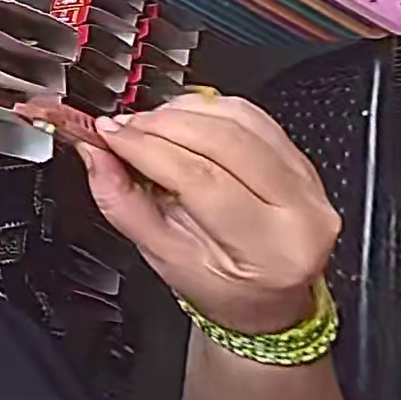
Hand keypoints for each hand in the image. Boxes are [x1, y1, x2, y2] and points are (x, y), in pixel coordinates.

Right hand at [79, 94, 339, 334]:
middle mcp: (301, 211)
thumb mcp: (160, 255)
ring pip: (233, 117)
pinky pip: (245, 111)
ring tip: (146, 126)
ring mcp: (306, 179)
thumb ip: (120, 200)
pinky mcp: (297, 154)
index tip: (108, 133)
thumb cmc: (218, 281)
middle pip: (220, 139)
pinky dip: (202, 107)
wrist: (263, 292)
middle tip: (121, 126)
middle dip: (158, 123)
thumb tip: (94, 152)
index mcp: (270, 249)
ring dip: (178, 111)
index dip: (145, 148)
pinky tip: (179, 121)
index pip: (200, 178)